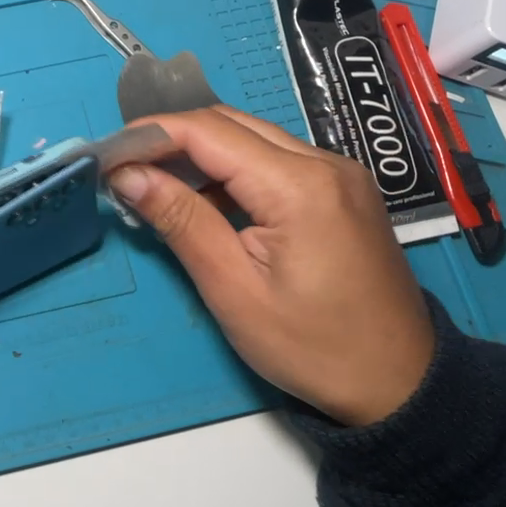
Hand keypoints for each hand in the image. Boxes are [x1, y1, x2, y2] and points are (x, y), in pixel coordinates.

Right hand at [108, 107, 433, 425]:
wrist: (399, 383)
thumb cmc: (311, 347)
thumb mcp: (233, 289)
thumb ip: (181, 221)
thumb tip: (127, 175)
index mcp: (298, 185)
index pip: (208, 132)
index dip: (150, 134)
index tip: (106, 155)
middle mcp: (323, 162)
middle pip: (230, 124)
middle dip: (169, 138)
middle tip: (122, 168)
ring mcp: (337, 173)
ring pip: (251, 138)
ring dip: (198, 153)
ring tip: (151, 184)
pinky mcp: (340, 190)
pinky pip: (273, 160)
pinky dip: (229, 169)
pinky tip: (202, 198)